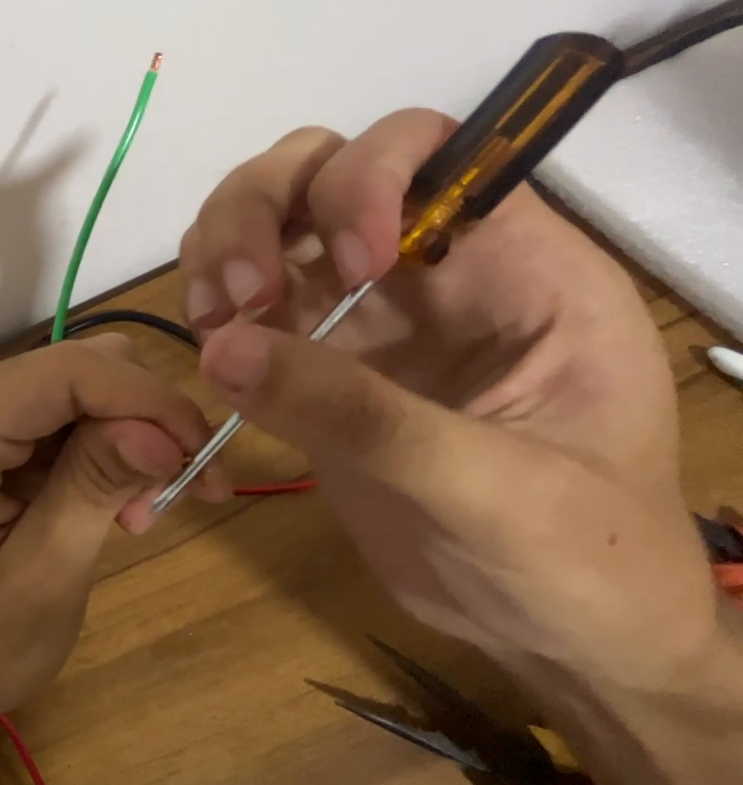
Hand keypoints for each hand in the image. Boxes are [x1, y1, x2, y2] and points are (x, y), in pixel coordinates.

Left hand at [0, 336, 214, 750]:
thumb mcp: (44, 575)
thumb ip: (93, 485)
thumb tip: (160, 430)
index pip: (62, 372)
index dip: (145, 399)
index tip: (202, 460)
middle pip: (69, 368)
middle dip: (139, 419)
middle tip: (175, 497)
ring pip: (70, 384)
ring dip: (122, 436)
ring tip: (134, 515)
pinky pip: (51, 411)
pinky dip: (94, 446)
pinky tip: (107, 503)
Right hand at [178, 113, 725, 690]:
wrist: (546, 631)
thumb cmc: (577, 557)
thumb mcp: (490, 488)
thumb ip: (361, 414)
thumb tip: (219, 347)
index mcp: (515, 266)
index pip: (429, 153)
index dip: (367, 182)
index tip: (346, 271)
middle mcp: (425, 266)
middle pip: (316, 168)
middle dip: (258, 210)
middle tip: (239, 295)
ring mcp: (357, 308)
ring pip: (262, 219)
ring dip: (219, 248)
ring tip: (212, 321)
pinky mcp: (307, 353)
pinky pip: (237, 291)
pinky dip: (207, 301)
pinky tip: (211, 347)